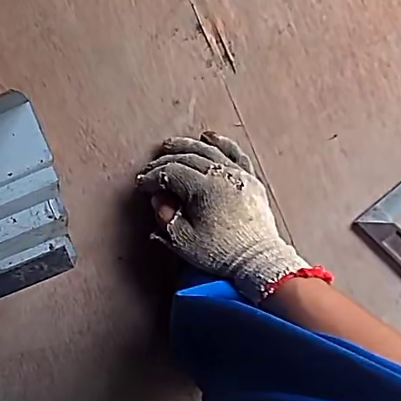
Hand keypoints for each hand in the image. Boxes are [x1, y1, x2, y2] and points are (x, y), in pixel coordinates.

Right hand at [136, 132, 310, 302]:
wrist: (259, 262)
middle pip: (187, 158)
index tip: (142, 185)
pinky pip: (236, 154)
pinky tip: (210, 137)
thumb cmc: (221, 253)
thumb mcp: (183, 240)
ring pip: (209, 151)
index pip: (171, 173)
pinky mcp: (251, 180)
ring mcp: (239, 175)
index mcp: (205, 188)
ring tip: (170, 144)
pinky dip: (222, 144)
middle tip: (150, 169)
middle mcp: (223, 175)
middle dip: (164, 162)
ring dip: (187, 146)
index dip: (153, 178)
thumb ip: (165, 216)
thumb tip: (158, 198)